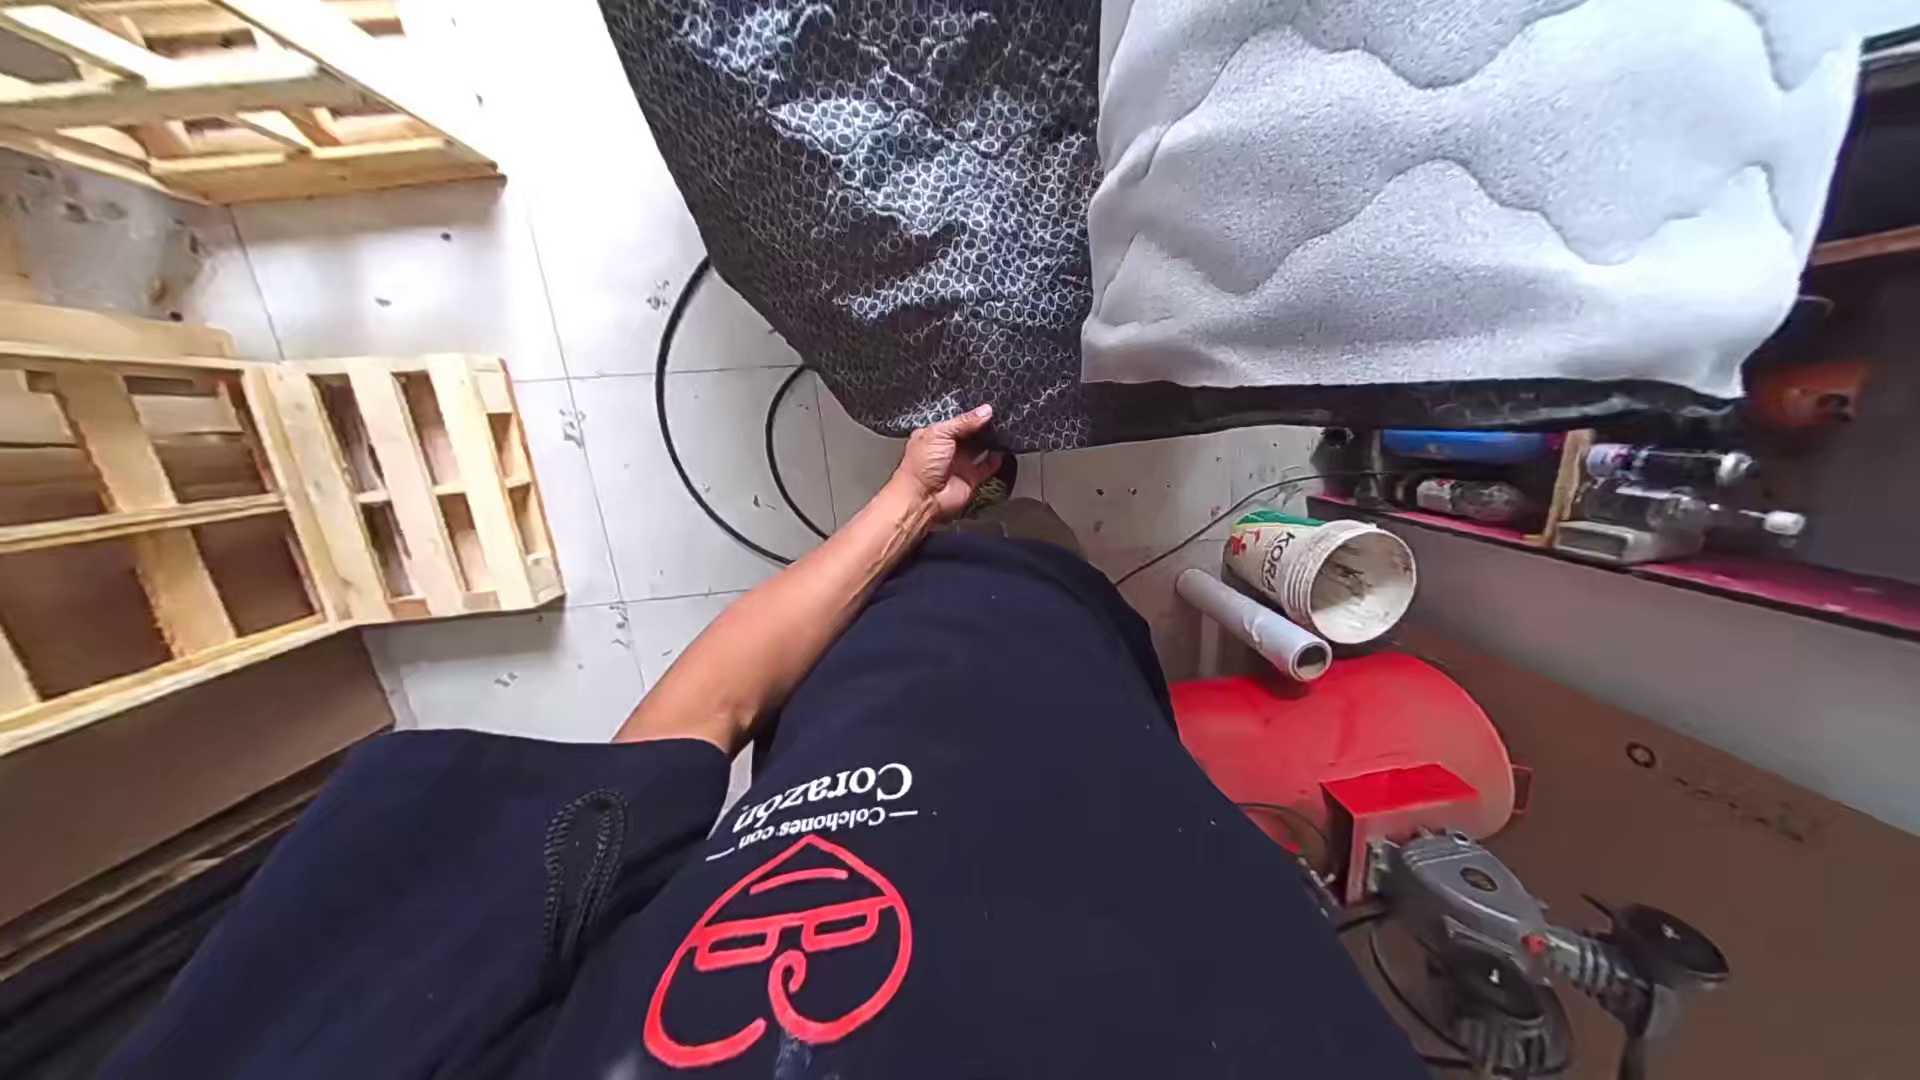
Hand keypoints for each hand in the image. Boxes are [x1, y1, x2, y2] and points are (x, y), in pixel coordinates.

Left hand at [889, 404, 1004, 520]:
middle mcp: (947, 448)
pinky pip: (988, 466)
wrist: (923, 498)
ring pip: (981, 448)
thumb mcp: (940, 433)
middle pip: (971, 433)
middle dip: (983, 426)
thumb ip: (964, 422)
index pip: (956, 420)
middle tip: (996, 416)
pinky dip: (996, 459)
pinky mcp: (971, 477)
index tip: (986, 407)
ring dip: (991, 441)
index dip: (970, 414)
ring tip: (1002, 430)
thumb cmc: (920, 466)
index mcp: (935, 434)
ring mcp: (960, 463)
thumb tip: (984, 411)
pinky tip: (1002, 450)